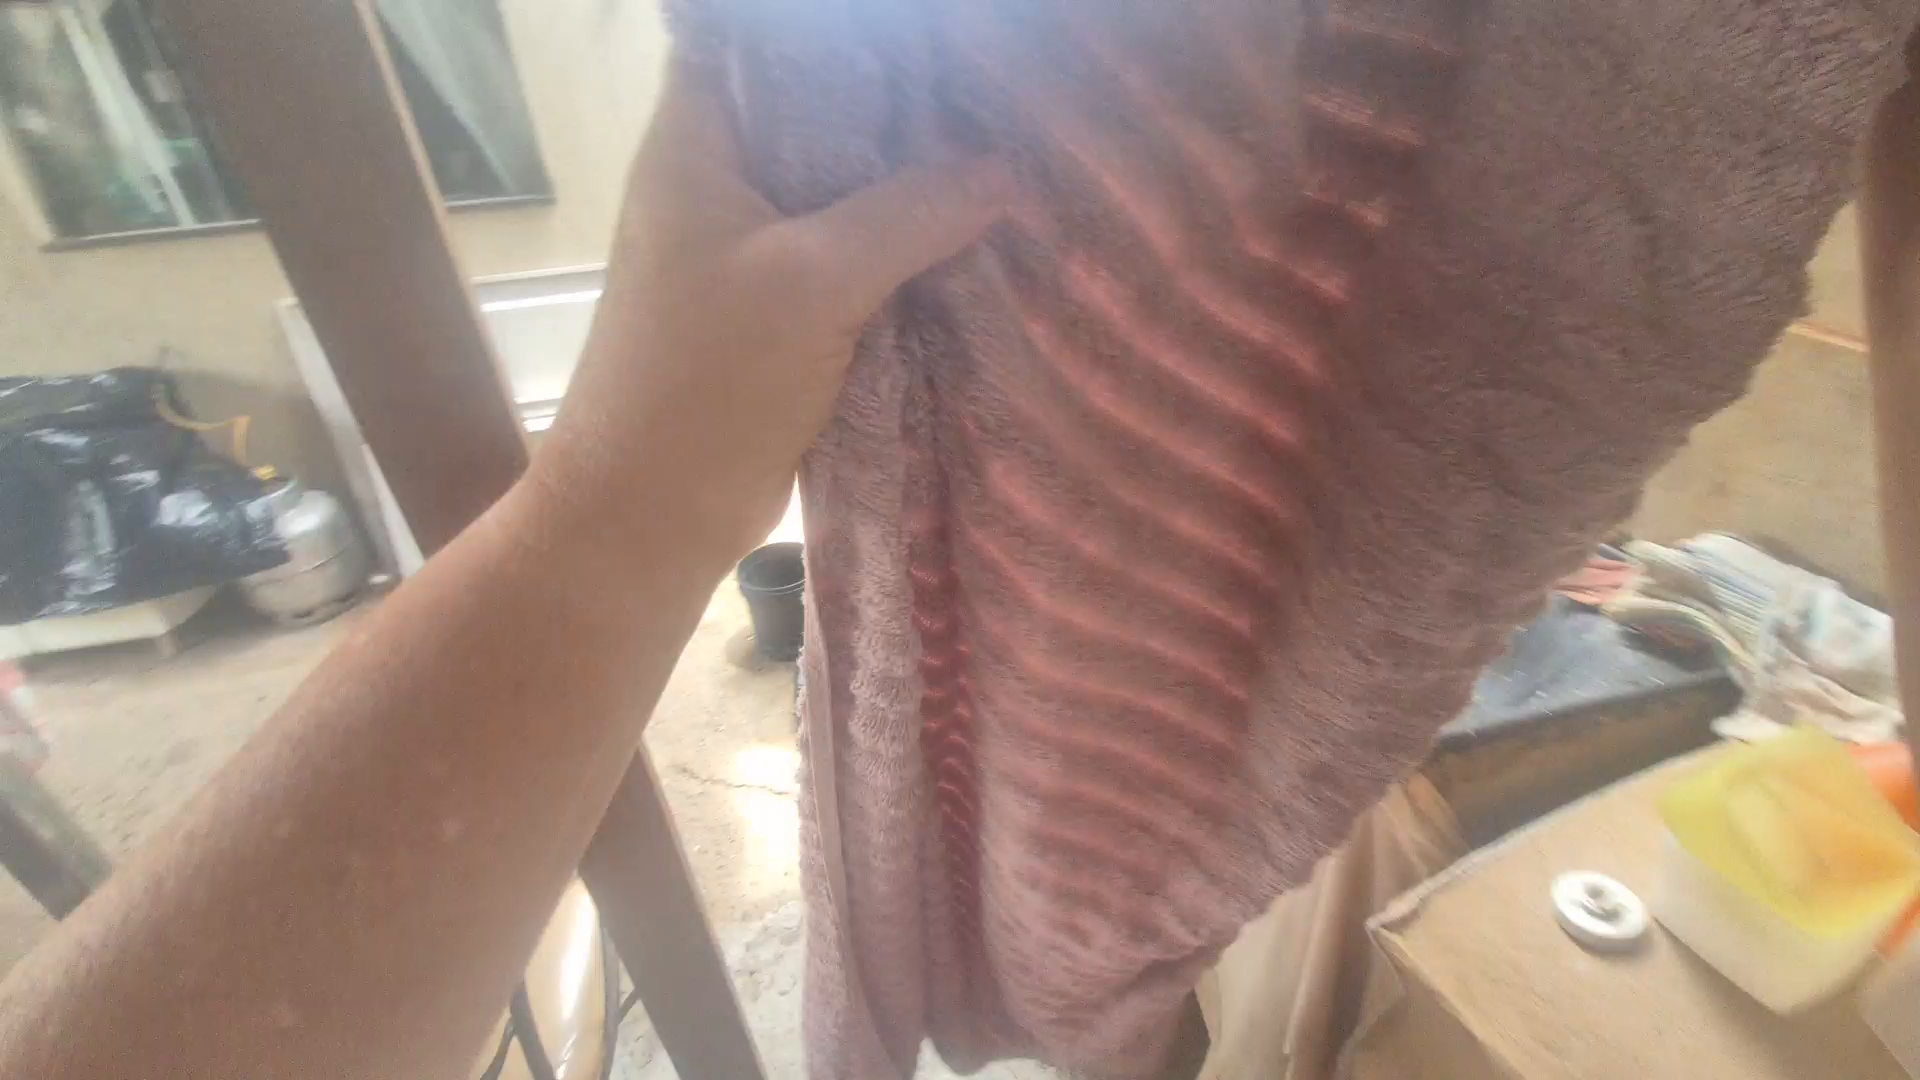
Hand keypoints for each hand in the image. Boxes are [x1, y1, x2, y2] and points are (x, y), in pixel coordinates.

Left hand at [528, 52, 1011, 563]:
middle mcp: (725, 188)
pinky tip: (965, 247)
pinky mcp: (787, 318)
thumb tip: (1002, 174)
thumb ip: (908, 216)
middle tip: (991, 104)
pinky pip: (854, 268)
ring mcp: (757, 257)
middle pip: (820, 124)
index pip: (765, 44)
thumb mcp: (812, 282)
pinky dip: (902, 261)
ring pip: (845, 201)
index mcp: (699, 143)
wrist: (659, 509)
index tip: (935, 43)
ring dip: (910, 196)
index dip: (848, 40)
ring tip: (997, 164)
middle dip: (903, 119)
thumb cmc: (709, 383)